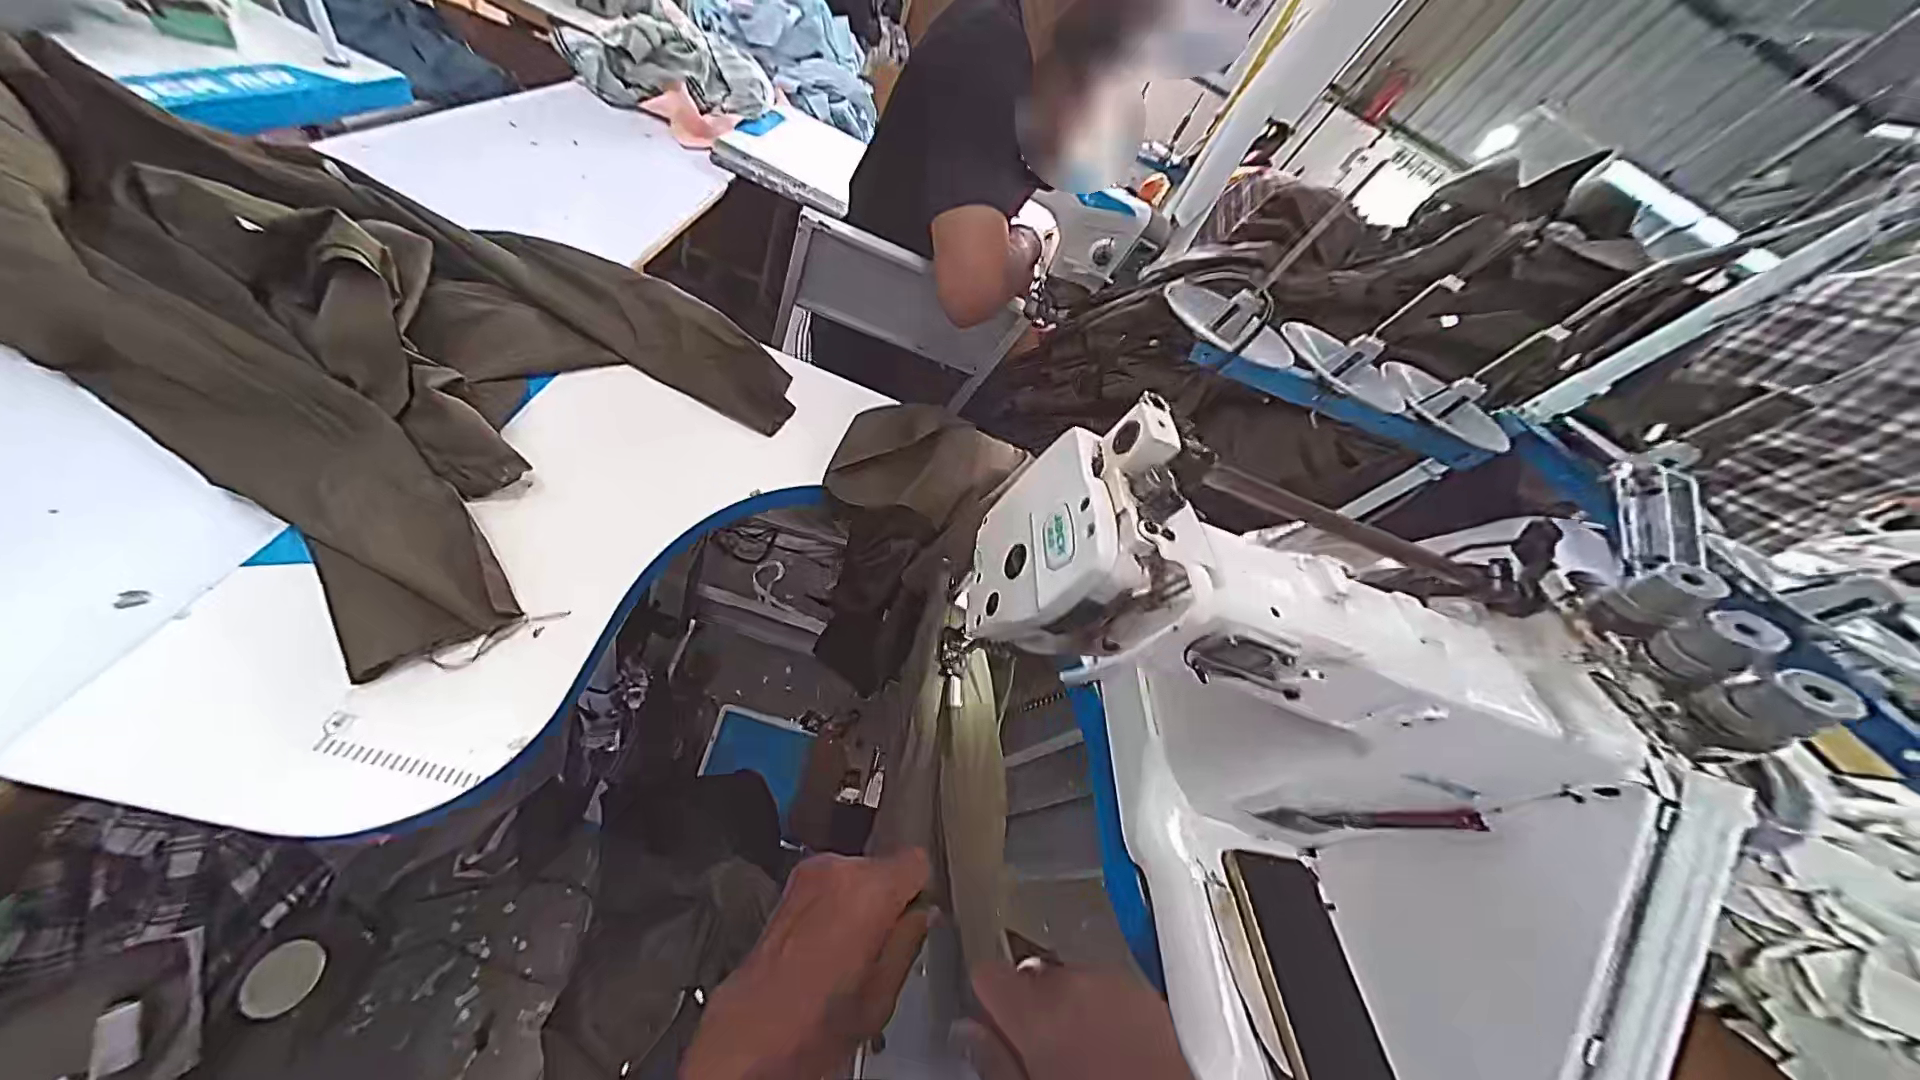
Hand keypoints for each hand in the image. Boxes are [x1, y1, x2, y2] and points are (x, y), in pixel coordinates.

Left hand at [681, 849, 931, 1079]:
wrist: (748, 1038)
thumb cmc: (813, 1026)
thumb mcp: (881, 995)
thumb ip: (909, 941)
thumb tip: (922, 915)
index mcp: (870, 888)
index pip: (917, 860)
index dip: (920, 887)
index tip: (918, 911)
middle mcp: (839, 867)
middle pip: (885, 865)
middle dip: (889, 895)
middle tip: (883, 939)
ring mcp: (810, 871)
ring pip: (857, 873)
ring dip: (860, 899)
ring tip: (852, 947)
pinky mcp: (790, 884)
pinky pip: (831, 882)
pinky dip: (835, 902)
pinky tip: (827, 942)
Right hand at [951, 961, 1194, 1079]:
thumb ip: (994, 1060)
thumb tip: (970, 1034)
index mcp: (1037, 1006)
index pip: (986, 972)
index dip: (983, 998)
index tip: (986, 1021)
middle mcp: (1075, 980)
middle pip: (1030, 974)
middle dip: (1029, 1006)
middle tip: (1035, 1053)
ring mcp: (1116, 983)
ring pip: (1071, 981)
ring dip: (1068, 1008)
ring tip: (1080, 1057)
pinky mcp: (1149, 996)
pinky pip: (1108, 991)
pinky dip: (1103, 1012)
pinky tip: (1113, 1052)